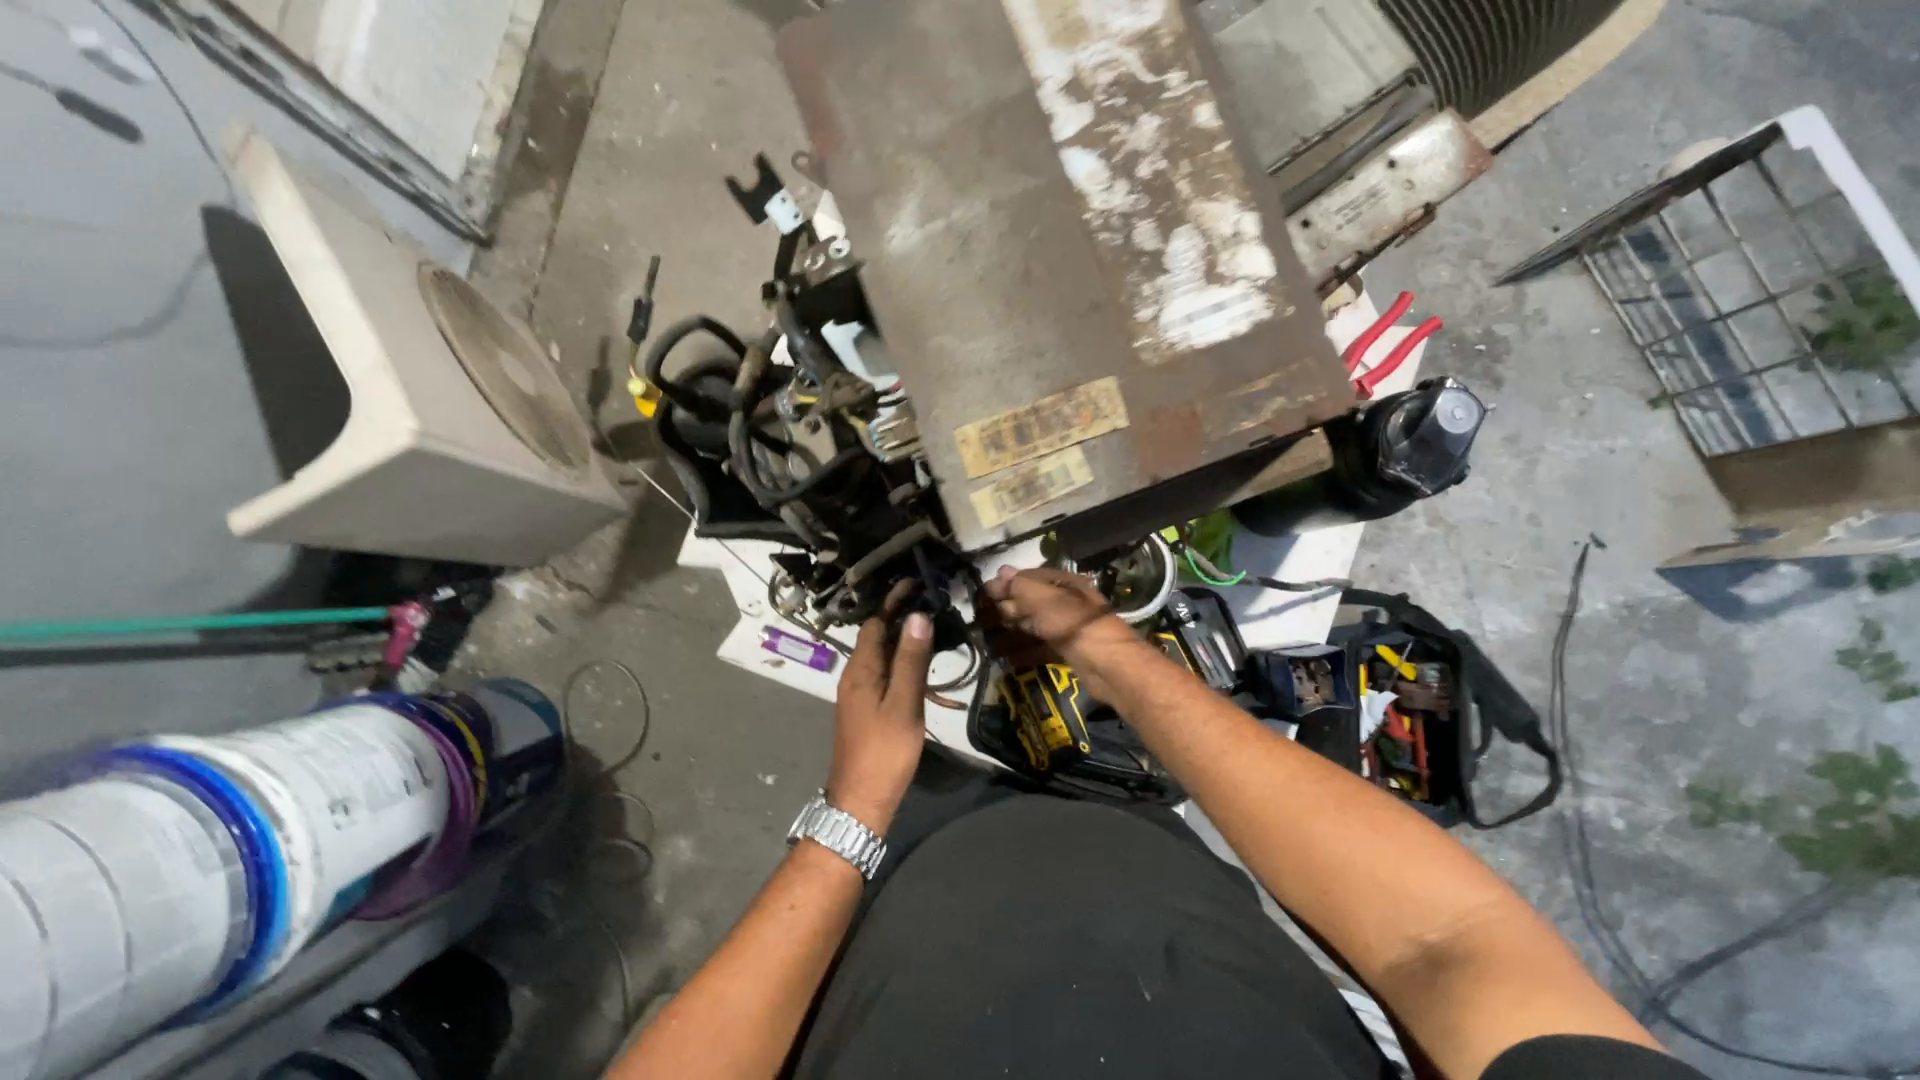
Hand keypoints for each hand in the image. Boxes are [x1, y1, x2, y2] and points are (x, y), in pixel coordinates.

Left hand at [827, 605, 933, 834]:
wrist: (861, 801)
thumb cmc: (884, 752)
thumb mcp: (903, 704)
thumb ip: (910, 661)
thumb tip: (917, 616)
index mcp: (859, 671)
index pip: (874, 623)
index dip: (893, 601)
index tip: (915, 583)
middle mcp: (854, 677)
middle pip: (875, 637)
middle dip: (899, 616)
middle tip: (931, 602)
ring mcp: (858, 695)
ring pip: (880, 657)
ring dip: (902, 640)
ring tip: (932, 629)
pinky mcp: (866, 710)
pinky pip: (883, 676)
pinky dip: (901, 664)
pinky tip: (922, 670)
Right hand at [981, 566, 1130, 652]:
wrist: (1106, 663)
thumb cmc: (1072, 623)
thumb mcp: (1043, 598)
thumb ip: (1020, 585)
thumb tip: (1001, 570)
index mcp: (1063, 583)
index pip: (1028, 578)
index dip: (1005, 584)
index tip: (982, 594)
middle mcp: (1066, 602)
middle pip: (1030, 602)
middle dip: (1006, 609)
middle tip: (981, 618)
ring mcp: (1068, 628)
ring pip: (1034, 626)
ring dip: (1012, 631)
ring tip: (988, 639)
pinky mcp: (1068, 651)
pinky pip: (1041, 648)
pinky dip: (1024, 652)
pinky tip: (1006, 657)